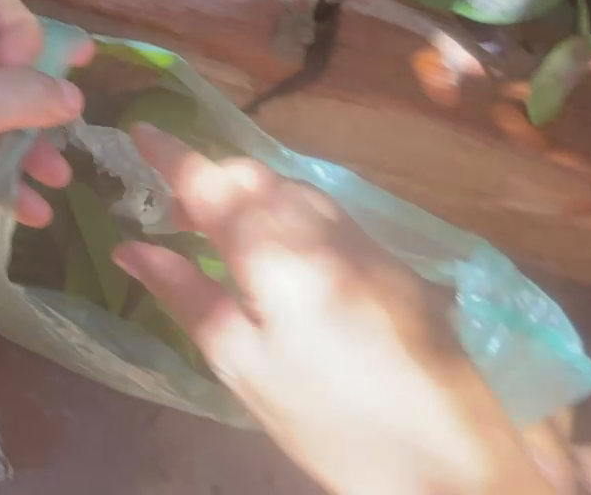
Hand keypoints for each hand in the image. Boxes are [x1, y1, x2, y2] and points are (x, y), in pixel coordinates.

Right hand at [114, 124, 552, 494]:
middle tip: (176, 216)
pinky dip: (288, 210)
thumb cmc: (331, 424)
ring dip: (249, 191)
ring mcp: (370, 250)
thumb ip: (183, 294)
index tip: (139, 130)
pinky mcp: (400, 271)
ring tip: (224, 231)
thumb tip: (128, 248)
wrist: (463, 481)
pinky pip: (329, 214)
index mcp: (278, 258)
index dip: (170, 153)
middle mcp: (325, 237)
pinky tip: (283, 252)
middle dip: (208, 176)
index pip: (210, 183)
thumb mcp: (242, 365)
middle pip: (255, 177)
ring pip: (295, 188)